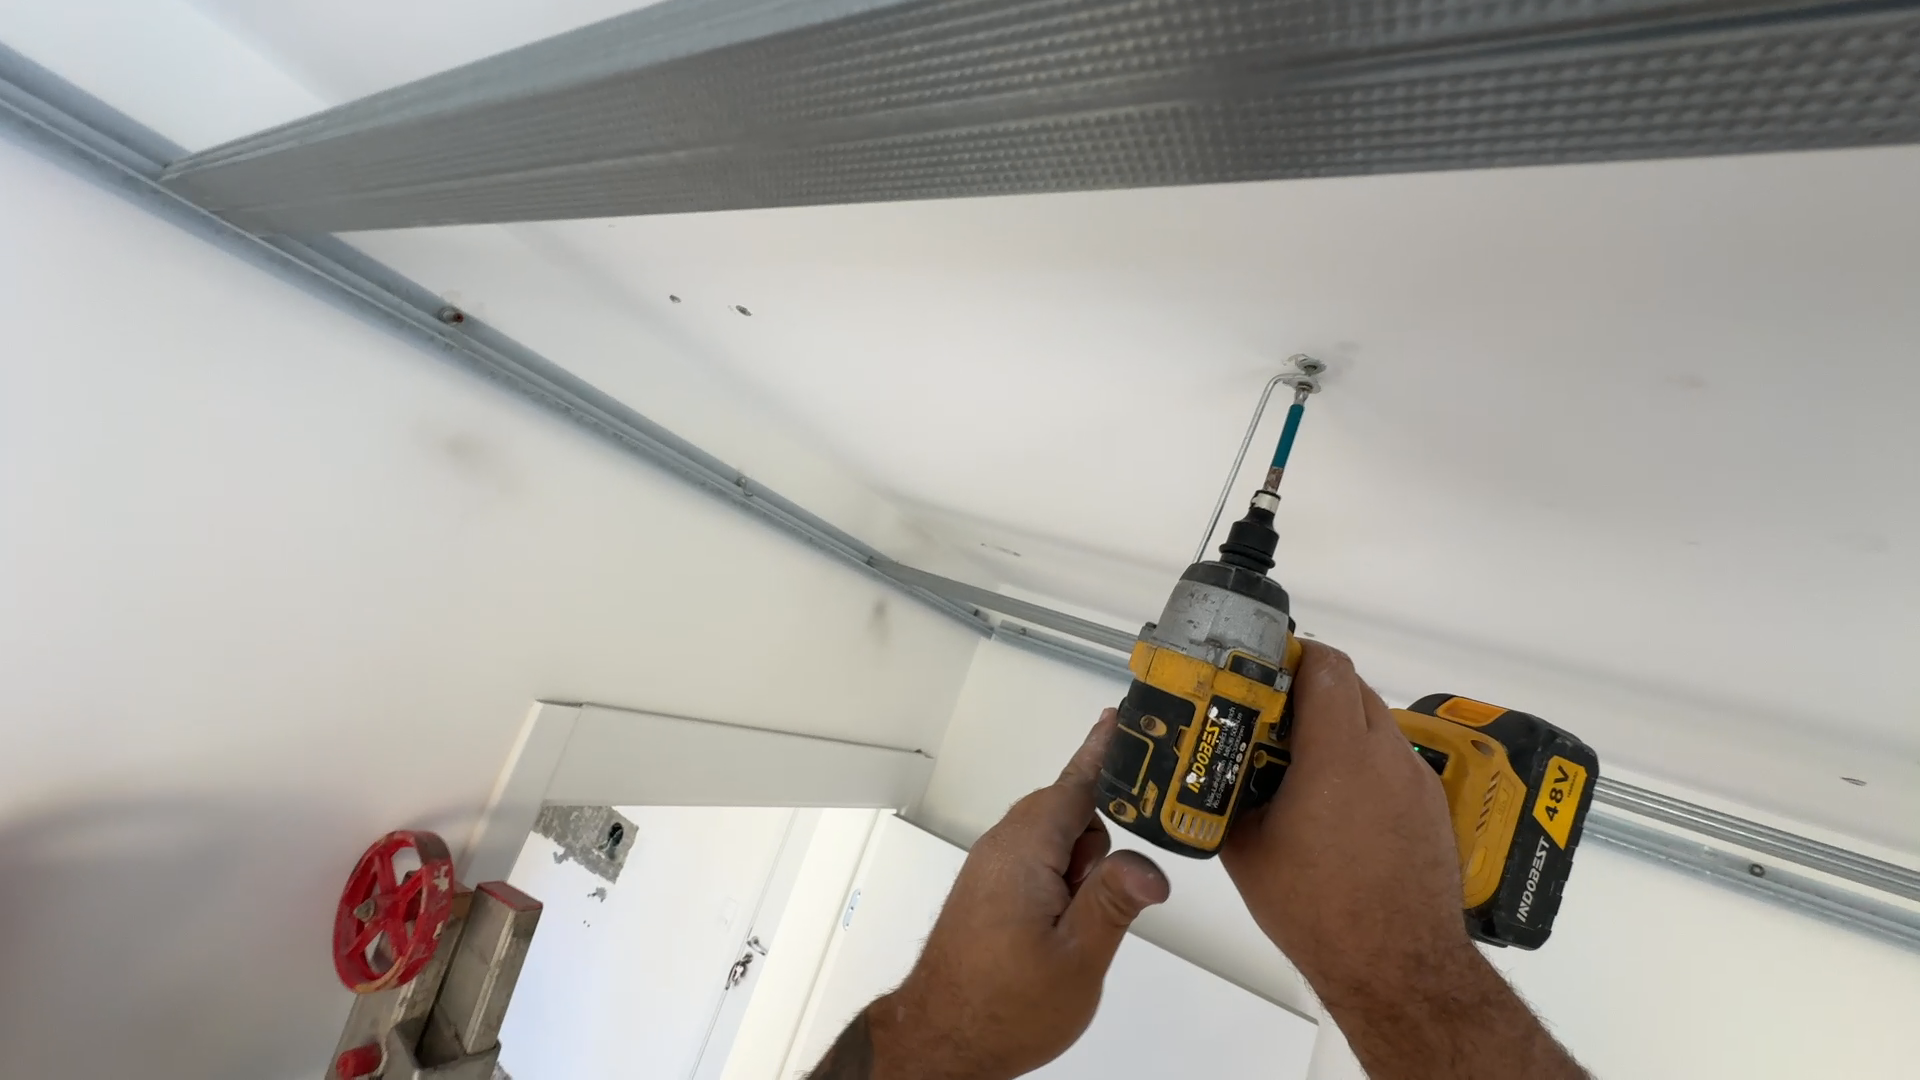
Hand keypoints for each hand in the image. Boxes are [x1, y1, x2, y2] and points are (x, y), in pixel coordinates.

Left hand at [864, 710, 1170, 1079]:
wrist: (942, 1036)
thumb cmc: (1006, 1004)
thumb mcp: (1077, 959)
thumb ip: (1113, 903)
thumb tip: (1150, 865)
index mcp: (1027, 849)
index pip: (1075, 785)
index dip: (1104, 754)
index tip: (1120, 720)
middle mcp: (1004, 844)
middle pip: (1068, 811)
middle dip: (1095, 846)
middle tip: (1099, 902)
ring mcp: (992, 862)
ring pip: (1053, 837)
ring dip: (1077, 868)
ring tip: (1073, 927)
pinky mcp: (988, 883)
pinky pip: (1034, 856)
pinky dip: (1057, 876)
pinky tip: (1058, 923)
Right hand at [1220, 640, 1469, 1003]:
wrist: (1399, 969)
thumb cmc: (1314, 905)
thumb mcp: (1245, 844)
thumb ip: (1228, 791)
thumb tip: (1210, 766)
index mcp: (1339, 755)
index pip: (1326, 667)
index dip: (1293, 652)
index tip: (1260, 664)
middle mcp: (1385, 756)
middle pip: (1351, 684)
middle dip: (1308, 685)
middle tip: (1267, 709)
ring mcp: (1415, 781)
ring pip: (1374, 719)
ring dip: (1335, 719)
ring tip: (1297, 754)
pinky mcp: (1431, 806)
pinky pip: (1391, 756)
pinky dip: (1360, 755)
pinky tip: (1334, 796)